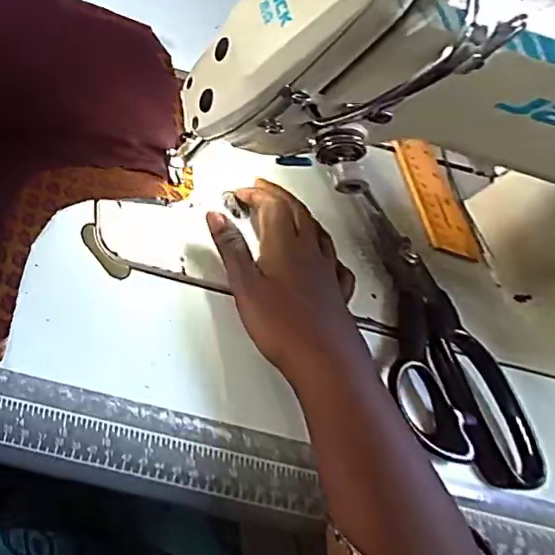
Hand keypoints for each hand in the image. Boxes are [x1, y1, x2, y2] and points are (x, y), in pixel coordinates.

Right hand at [207, 179, 366, 382]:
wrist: (328, 366)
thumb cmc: (286, 329)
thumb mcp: (244, 284)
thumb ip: (230, 247)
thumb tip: (217, 218)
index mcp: (286, 245)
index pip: (272, 205)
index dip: (254, 194)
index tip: (239, 192)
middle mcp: (310, 254)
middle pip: (296, 211)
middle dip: (277, 195)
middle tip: (260, 188)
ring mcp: (327, 273)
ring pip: (316, 230)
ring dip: (299, 213)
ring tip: (288, 209)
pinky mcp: (337, 293)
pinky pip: (333, 259)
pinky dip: (323, 247)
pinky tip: (323, 254)